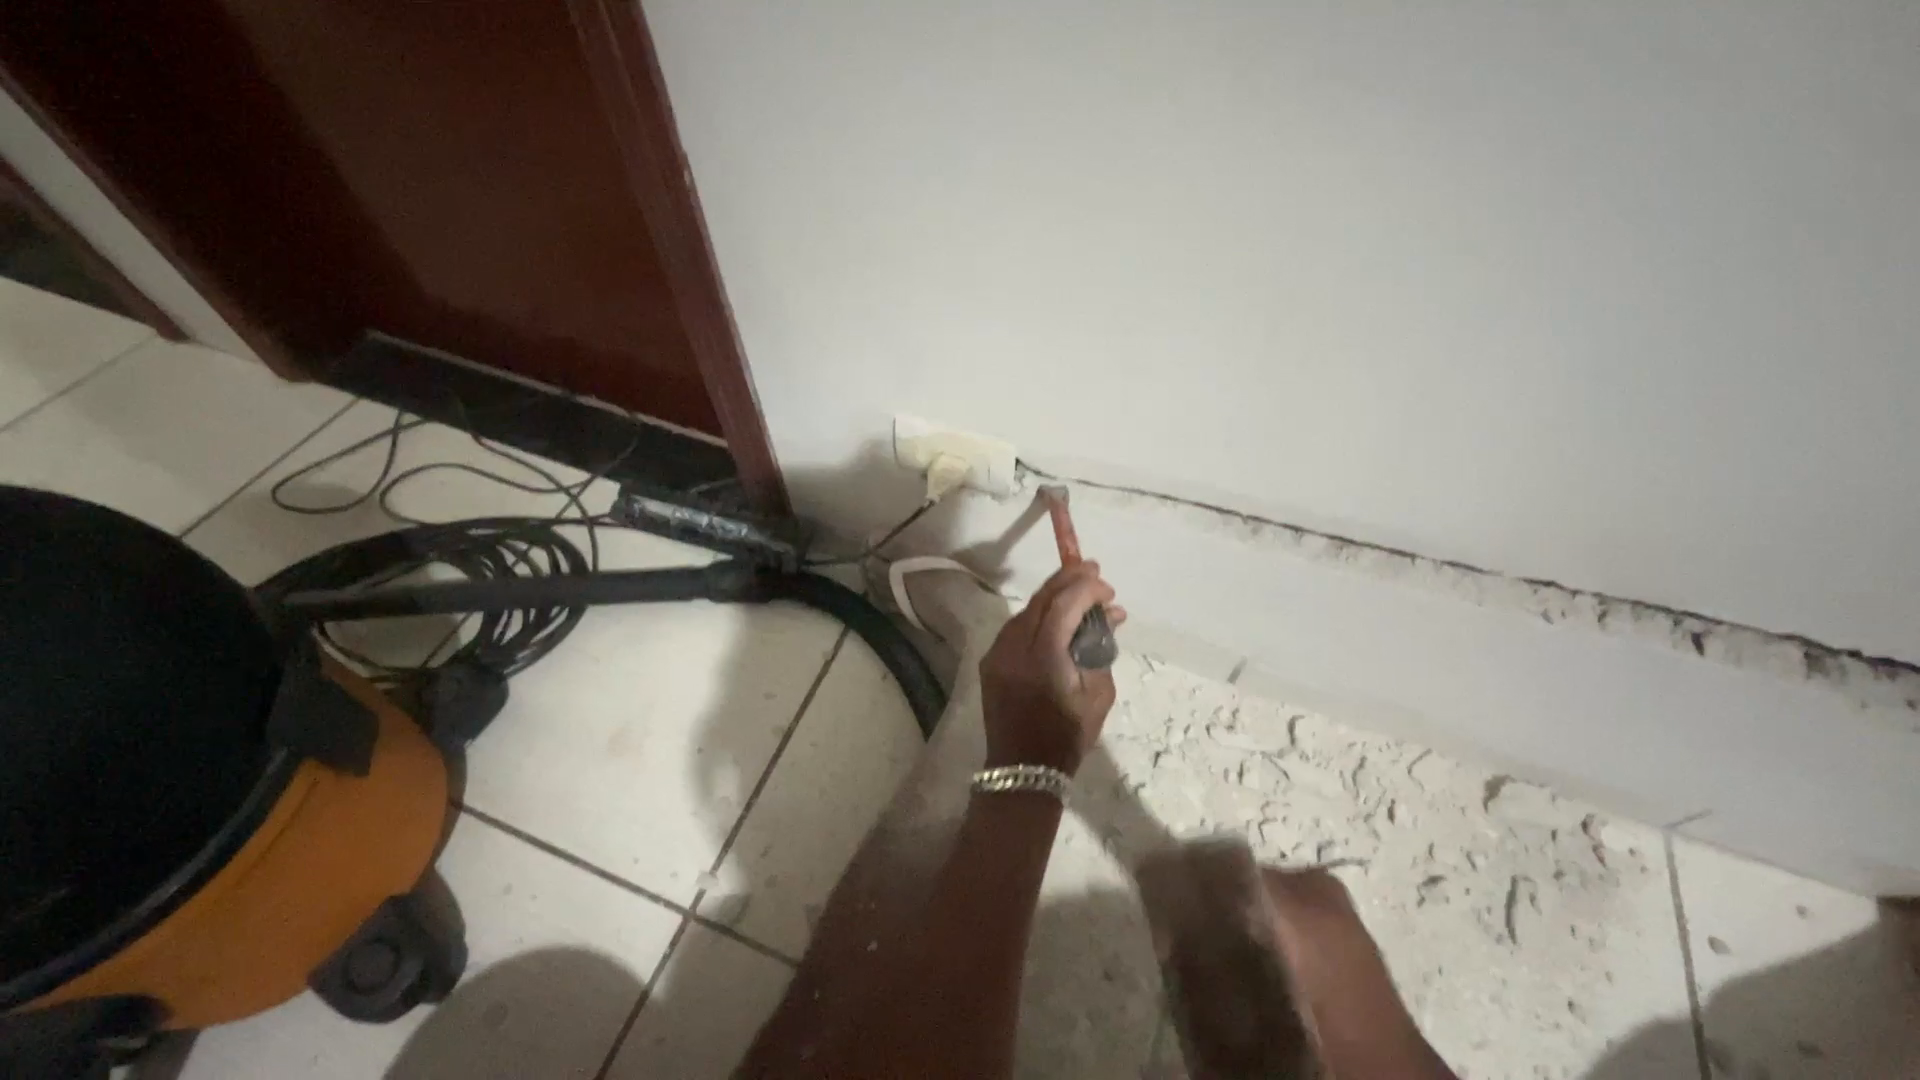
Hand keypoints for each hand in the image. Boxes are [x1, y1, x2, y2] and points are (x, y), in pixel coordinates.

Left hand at [978, 561, 1125, 773]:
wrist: (1022, 768)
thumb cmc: (1067, 736)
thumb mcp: (1098, 694)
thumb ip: (1100, 649)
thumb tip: (1106, 618)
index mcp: (1042, 656)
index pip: (1063, 604)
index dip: (1086, 587)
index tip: (1107, 587)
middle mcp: (1014, 646)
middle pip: (1041, 599)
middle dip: (1069, 580)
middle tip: (1094, 571)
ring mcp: (998, 652)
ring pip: (1028, 610)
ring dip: (1055, 598)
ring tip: (1082, 595)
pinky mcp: (992, 661)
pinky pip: (1018, 628)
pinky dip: (1041, 617)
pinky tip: (1059, 620)